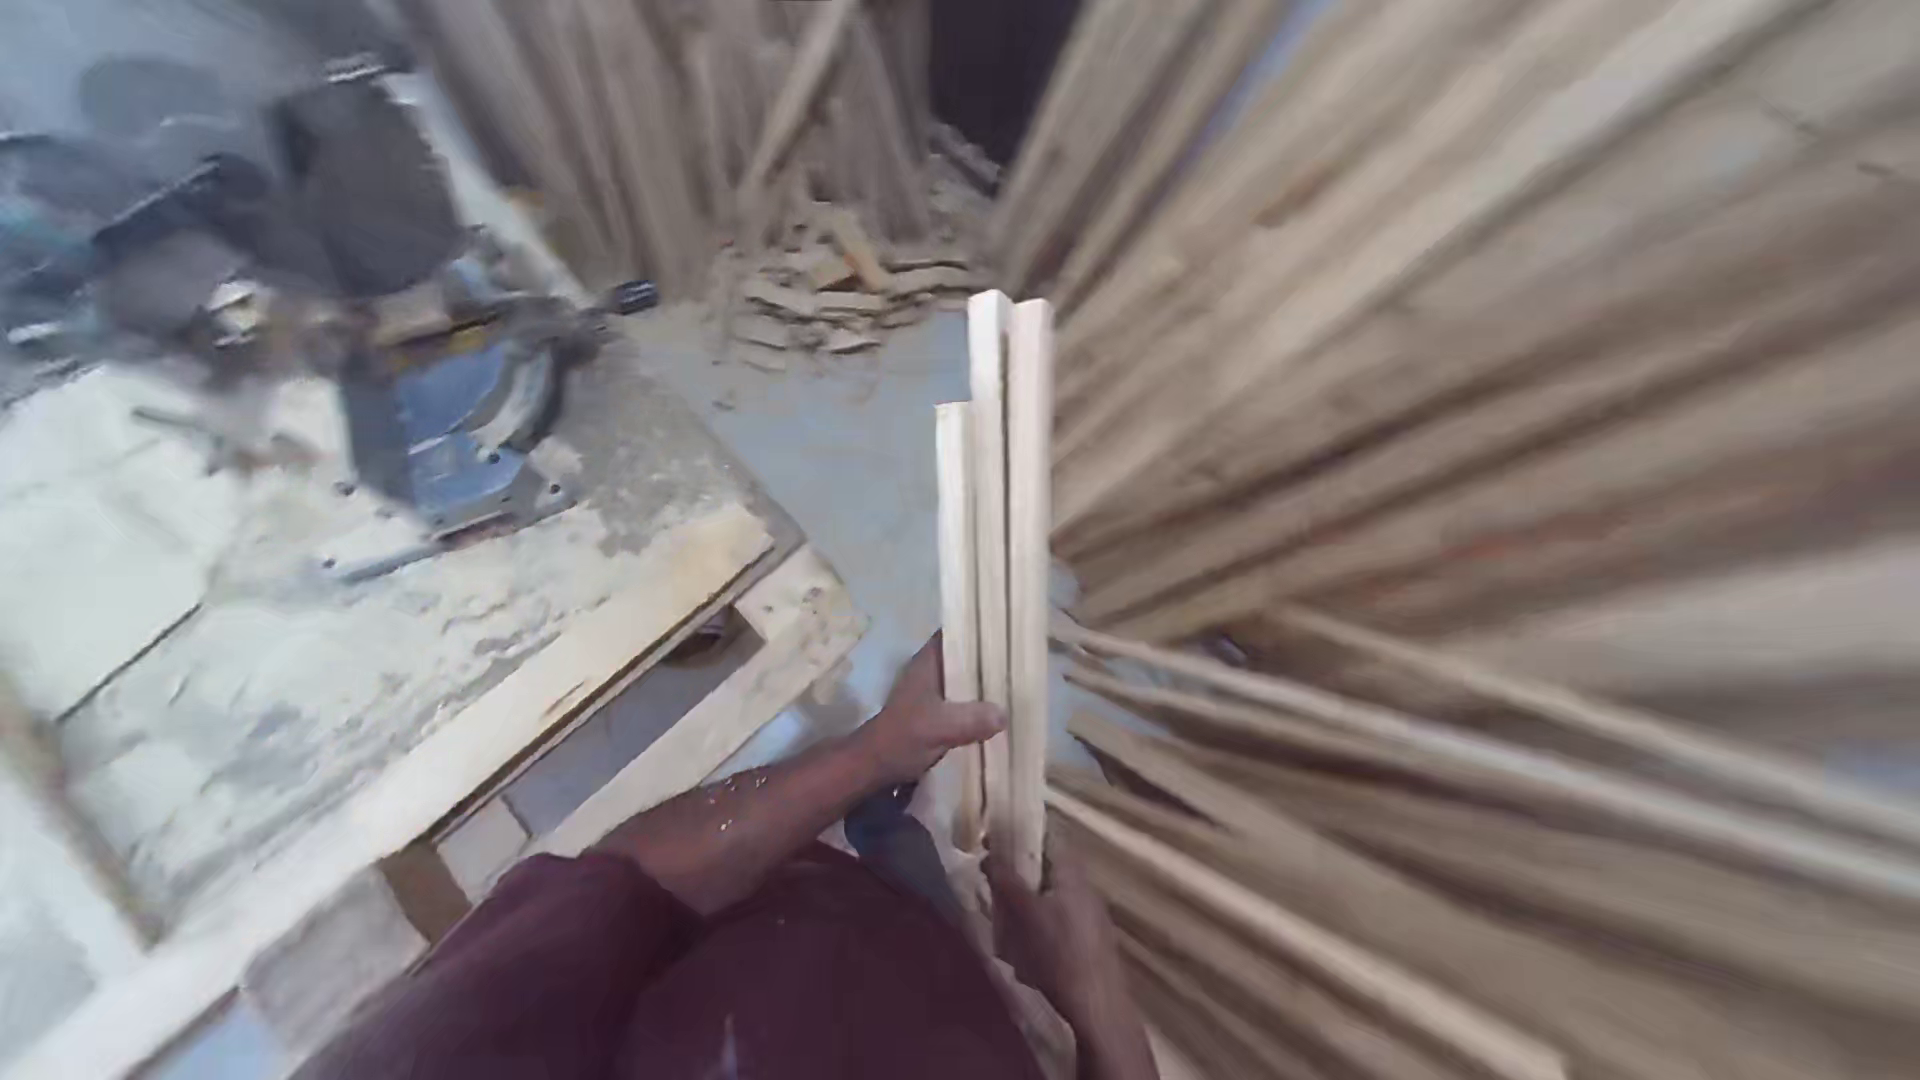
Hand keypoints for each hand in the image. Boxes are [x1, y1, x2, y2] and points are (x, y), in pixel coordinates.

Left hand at [855, 635, 1004, 783]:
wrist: (876, 765)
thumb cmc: (902, 737)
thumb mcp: (939, 727)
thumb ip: (970, 719)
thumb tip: (1004, 714)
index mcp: (930, 660)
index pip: (958, 630)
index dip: (981, 626)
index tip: (1009, 629)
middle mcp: (933, 669)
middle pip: (968, 653)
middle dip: (992, 656)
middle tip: (1023, 659)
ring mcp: (936, 689)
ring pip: (968, 676)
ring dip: (988, 681)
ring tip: (1019, 682)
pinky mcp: (939, 709)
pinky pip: (967, 697)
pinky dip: (982, 701)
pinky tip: (1002, 708)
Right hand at [985, 833, 1124, 1025]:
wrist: (1098, 1008)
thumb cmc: (1060, 953)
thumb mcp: (1025, 914)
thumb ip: (1006, 882)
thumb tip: (988, 855)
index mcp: (1073, 874)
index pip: (1049, 839)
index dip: (1023, 838)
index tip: (998, 844)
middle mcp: (1087, 888)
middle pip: (1049, 870)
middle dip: (1021, 877)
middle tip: (998, 889)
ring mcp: (1093, 916)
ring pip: (1053, 898)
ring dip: (1030, 906)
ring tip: (1008, 925)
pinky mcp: (1092, 942)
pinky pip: (1061, 923)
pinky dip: (1042, 929)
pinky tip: (1028, 955)